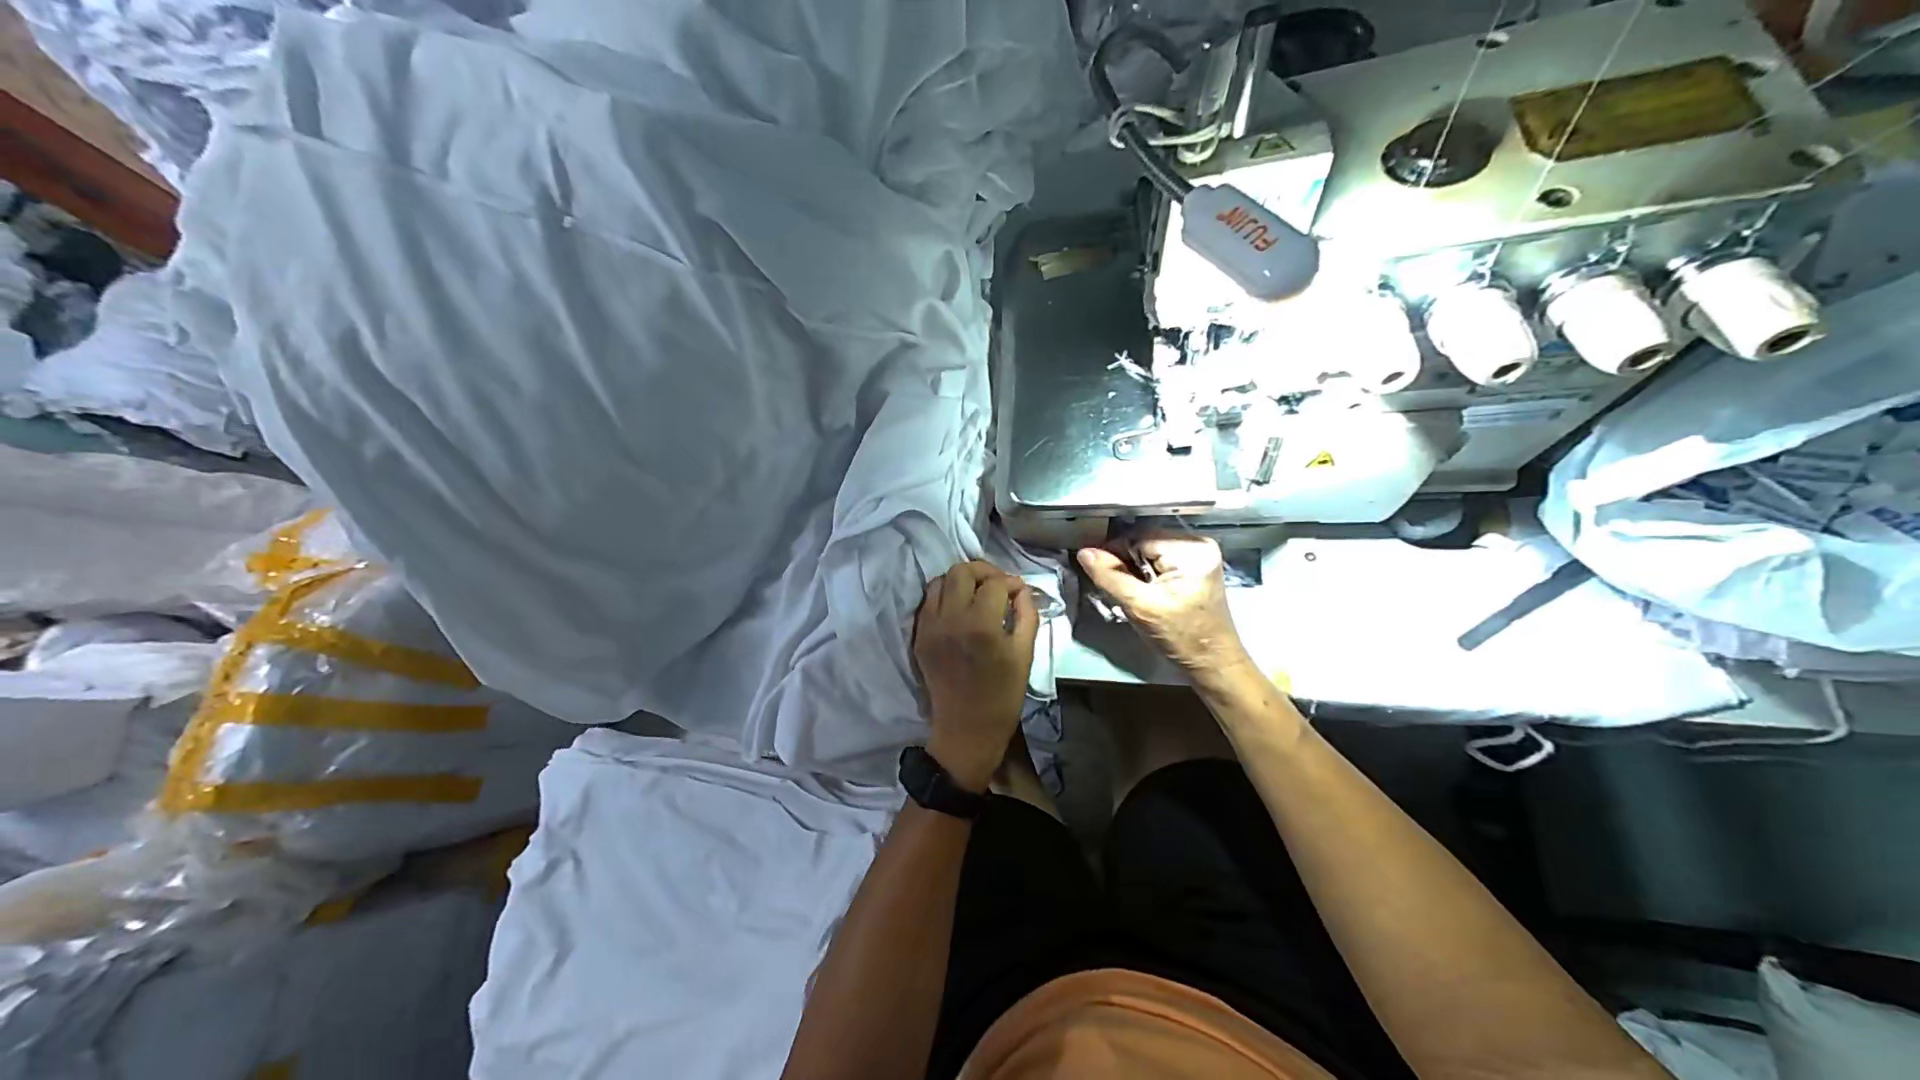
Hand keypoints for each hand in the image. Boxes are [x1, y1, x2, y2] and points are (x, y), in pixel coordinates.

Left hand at [913, 561, 1039, 791]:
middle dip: (983, 571)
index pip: (994, 583)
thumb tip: (1021, 591)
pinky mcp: (919, 636)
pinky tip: (959, 608)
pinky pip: (928, 601)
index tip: (1019, 591)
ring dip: (960, 581)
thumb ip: (1026, 615)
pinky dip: (944, 596)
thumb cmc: (1003, 695)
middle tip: (998, 585)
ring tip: (976, 593)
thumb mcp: (1024, 654)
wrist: (967, 728)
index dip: (1011, 582)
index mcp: (980, 624)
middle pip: (961, 571)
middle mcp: (950, 618)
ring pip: (939, 581)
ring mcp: (930, 626)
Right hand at [1077, 534, 1248, 675]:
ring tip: (1131, 592)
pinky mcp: (1196, 566)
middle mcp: (1199, 544)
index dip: (1113, 553)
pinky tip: (1144, 592)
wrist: (1212, 662)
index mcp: (1191, 549)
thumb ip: (1110, 576)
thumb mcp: (1140, 607)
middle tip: (1116, 588)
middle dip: (1124, 562)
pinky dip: (1146, 573)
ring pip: (1149, 551)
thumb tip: (1084, 552)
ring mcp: (1199, 554)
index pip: (1138, 537)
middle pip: (1144, 541)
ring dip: (1134, 569)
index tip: (1098, 573)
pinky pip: (1160, 560)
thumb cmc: (1181, 637)